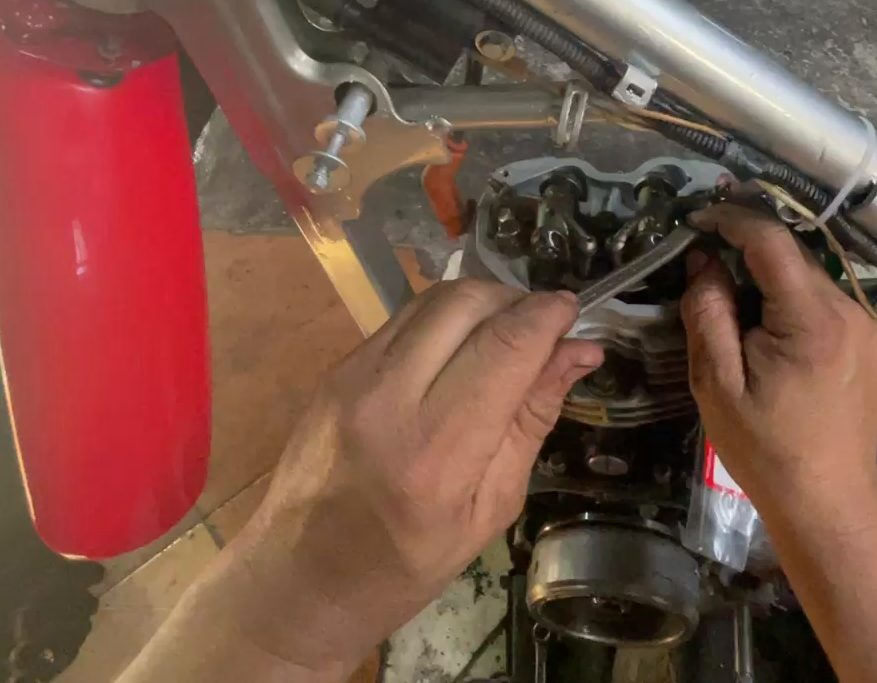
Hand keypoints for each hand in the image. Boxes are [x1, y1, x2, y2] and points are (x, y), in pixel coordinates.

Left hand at [218, 280, 601, 675]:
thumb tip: (580, 352)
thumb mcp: (490, 508)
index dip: (548, 316)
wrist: (297, 579)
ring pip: (436, 298)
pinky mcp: (339, 365)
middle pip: (468, 303)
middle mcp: (388, 398)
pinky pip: (407, 315)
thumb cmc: (404, 565)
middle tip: (542, 327)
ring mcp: (355, 374)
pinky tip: (461, 346)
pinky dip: (447, 316)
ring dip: (483, 301)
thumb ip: (533, 418)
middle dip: (517, 300)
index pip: (504, 348)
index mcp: (435, 452)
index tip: (574, 311)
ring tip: (506, 332)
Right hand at [681, 203, 876, 515]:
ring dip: (764, 270)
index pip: (772, 240)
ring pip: (805, 271)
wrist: (829, 502)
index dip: (732, 219)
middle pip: (791, 253)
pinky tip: (761, 318)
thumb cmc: (766, 449)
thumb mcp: (716, 383)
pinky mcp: (867, 337)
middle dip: (744, 245)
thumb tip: (704, 260)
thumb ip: (707, 312)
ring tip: (726, 291)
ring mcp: (864, 322)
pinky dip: (785, 291)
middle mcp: (849, 309)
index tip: (696, 219)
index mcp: (813, 319)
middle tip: (701, 254)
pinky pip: (819, 294)